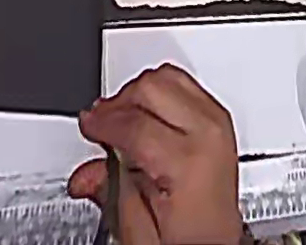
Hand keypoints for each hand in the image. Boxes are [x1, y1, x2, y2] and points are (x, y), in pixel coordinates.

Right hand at [67, 65, 242, 244]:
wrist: (220, 243)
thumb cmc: (190, 240)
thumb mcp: (143, 233)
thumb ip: (112, 196)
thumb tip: (85, 173)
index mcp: (190, 162)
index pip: (136, 124)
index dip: (105, 122)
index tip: (88, 123)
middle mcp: (207, 132)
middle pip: (150, 89)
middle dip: (119, 103)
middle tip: (101, 122)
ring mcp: (216, 118)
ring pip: (166, 76)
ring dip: (138, 92)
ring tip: (122, 117)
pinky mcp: (217, 112)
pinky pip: (182, 80)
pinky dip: (158, 88)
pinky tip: (145, 110)